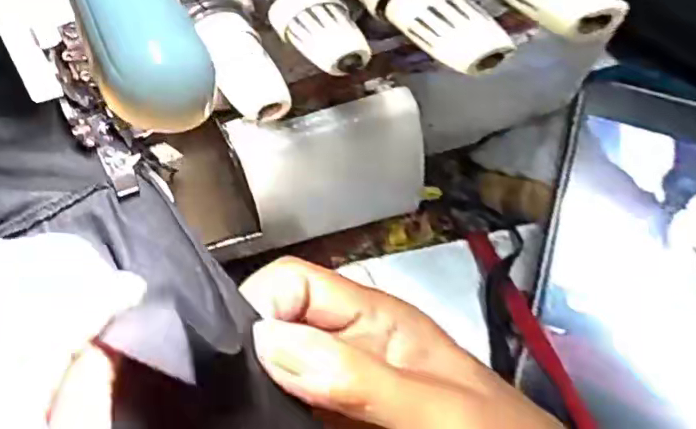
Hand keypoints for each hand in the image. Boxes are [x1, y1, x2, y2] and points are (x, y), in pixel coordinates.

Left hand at [0, 233, 146, 428]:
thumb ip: (88, 393)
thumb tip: (109, 334)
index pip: (50, 324)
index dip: (96, 301)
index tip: (133, 287)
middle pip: (19, 296)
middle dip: (68, 283)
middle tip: (110, 284)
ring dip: (41, 280)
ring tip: (82, 282)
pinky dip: (13, 290)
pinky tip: (42, 292)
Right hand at [241, 257, 560, 428]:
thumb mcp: (445, 413)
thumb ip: (359, 375)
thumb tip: (267, 341)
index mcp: (375, 319)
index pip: (292, 281)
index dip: (264, 303)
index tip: (250, 350)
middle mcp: (353, 349)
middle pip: (279, 325)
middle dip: (257, 350)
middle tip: (251, 388)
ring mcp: (347, 395)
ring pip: (279, 371)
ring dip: (265, 386)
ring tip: (259, 408)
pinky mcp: (341, 425)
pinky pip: (293, 409)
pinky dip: (278, 412)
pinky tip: (271, 419)